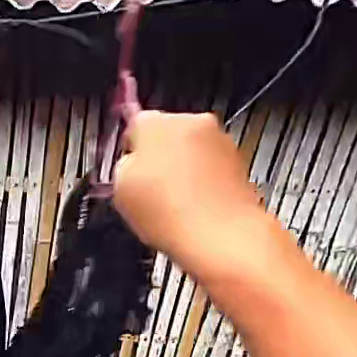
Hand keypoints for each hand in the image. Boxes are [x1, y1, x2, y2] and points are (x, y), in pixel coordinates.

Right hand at [113, 110, 275, 282]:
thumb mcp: (120, 190)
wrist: (217, 234)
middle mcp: (191, 122)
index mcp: (156, 123)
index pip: (134, 124)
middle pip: (165, 134)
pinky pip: (209, 165)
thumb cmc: (168, 212)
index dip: (128, 150)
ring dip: (179, 169)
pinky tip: (189, 206)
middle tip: (145, 189)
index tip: (127, 169)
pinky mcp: (237, 160)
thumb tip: (129, 165)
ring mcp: (218, 140)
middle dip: (156, 157)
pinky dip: (200, 181)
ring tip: (168, 203)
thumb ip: (122, 167)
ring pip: (189, 149)